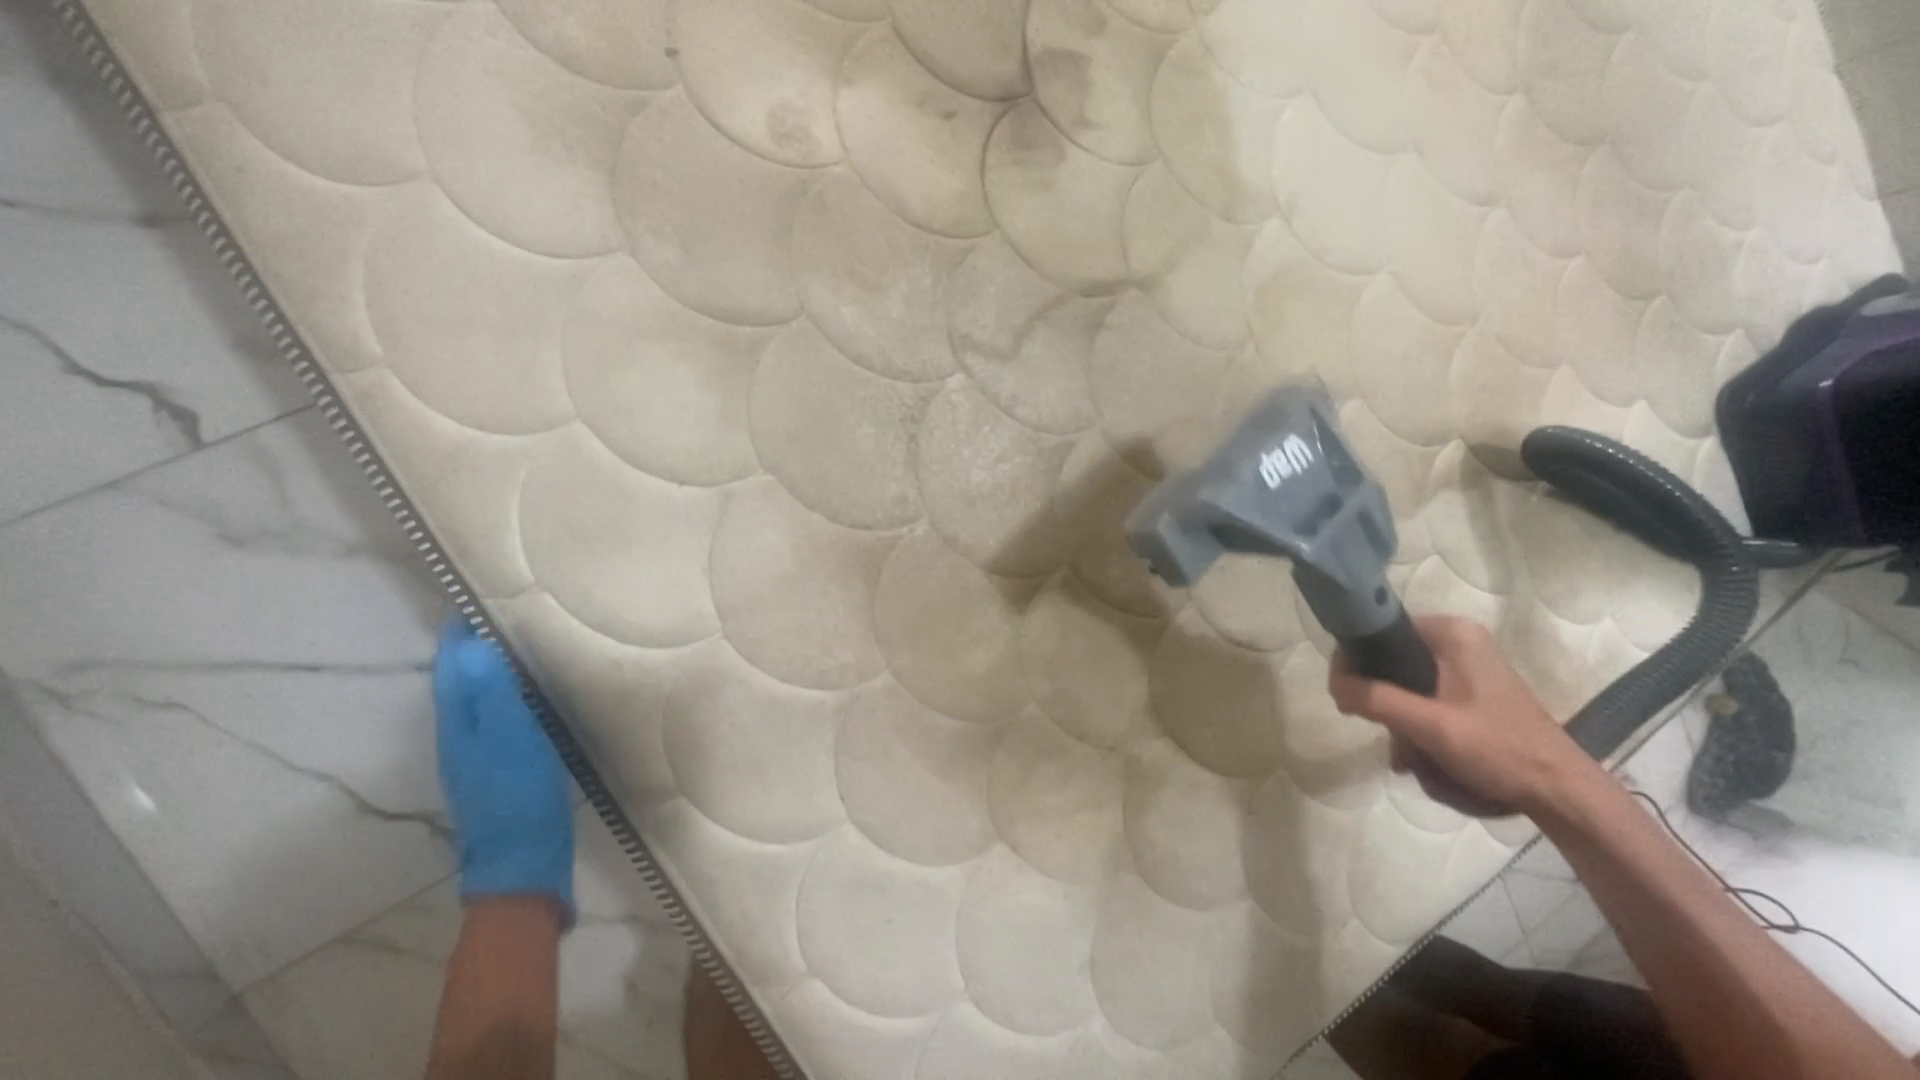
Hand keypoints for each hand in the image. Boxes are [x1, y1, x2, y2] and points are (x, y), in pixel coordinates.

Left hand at [433, 618, 573, 919]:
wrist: (522, 863)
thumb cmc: (518, 794)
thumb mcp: (508, 737)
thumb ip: (490, 691)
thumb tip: (474, 641)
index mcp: (459, 718)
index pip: (452, 657)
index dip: (460, 623)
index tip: (482, 586)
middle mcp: (461, 730)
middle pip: (463, 672)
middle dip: (479, 637)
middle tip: (516, 604)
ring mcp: (480, 750)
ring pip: (482, 692)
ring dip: (497, 663)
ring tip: (531, 637)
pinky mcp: (503, 764)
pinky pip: (503, 712)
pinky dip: (515, 689)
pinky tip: (541, 690)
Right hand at [1328, 615, 1603, 816]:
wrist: (1559, 790)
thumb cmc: (1497, 748)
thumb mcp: (1429, 725)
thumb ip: (1376, 700)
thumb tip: (1333, 685)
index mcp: (1451, 633)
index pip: (1380, 632)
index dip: (1355, 663)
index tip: (1346, 698)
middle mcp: (1458, 640)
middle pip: (1392, 661)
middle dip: (1380, 701)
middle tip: (1383, 734)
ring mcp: (1468, 666)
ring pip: (1406, 684)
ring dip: (1397, 720)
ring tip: (1405, 756)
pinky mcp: (1473, 691)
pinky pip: (1426, 699)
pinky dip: (1416, 725)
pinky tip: (1418, 756)